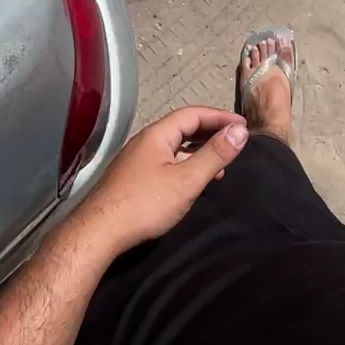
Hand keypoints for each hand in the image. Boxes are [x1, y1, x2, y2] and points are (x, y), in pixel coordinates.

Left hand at [61, 106, 247, 259]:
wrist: (101, 230)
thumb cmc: (145, 203)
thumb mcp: (186, 180)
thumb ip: (213, 155)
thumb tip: (239, 132)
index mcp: (157, 134)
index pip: (193, 114)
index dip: (219, 117)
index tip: (243, 125)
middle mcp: (146, 140)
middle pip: (182, 127)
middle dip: (210, 131)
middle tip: (235, 140)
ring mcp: (137, 158)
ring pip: (174, 146)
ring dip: (199, 149)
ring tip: (221, 163)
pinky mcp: (133, 176)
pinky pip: (166, 160)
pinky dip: (186, 163)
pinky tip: (194, 181)